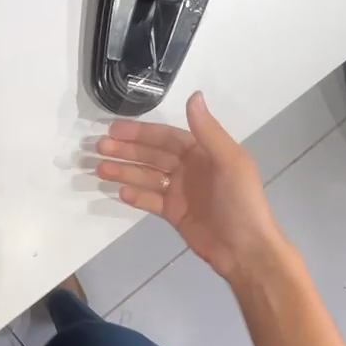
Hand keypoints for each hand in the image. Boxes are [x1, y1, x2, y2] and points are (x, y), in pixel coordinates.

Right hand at [95, 92, 290, 281]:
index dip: (140, 132)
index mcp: (204, 153)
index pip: (166, 137)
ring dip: (124, 172)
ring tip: (100, 169)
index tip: (113, 129)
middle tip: (99, 148)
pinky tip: (120, 192)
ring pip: (146, 177)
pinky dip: (135, 196)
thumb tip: (194, 95)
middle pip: (151, 155)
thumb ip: (208, 130)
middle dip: (125, 151)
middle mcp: (190, 169)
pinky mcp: (174, 213)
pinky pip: (150, 200)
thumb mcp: (230, 162)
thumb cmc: (241, 202)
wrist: (246, 250)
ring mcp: (180, 192)